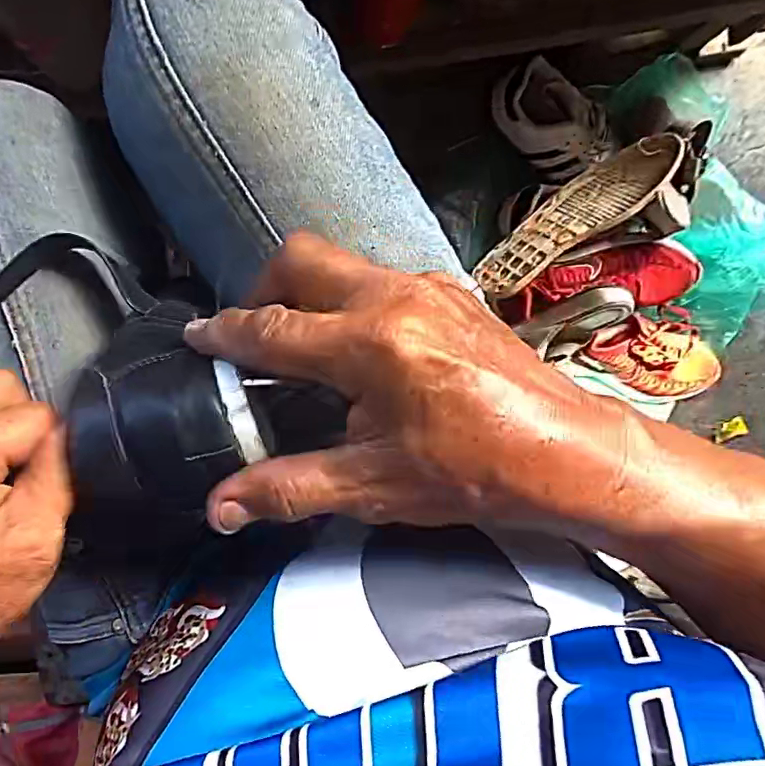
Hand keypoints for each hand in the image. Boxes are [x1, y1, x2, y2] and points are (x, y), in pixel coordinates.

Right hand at [182, 233, 626, 532]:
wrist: (567, 454)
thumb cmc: (476, 472)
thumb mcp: (373, 486)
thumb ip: (289, 488)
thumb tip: (222, 506)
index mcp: (369, 345)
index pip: (272, 329)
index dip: (225, 333)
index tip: (198, 335)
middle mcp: (394, 298)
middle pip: (300, 259)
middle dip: (262, 289)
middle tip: (250, 332)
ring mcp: (428, 288)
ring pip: (343, 263)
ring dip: (309, 292)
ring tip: (303, 342)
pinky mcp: (452, 294)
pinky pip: (382, 277)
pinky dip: (352, 300)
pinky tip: (363, 346)